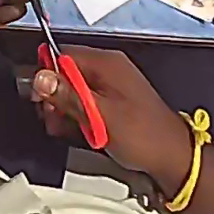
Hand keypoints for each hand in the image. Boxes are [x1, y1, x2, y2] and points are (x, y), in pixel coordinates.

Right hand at [28, 46, 192, 191]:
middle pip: (65, 72)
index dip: (47, 76)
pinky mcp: (114, 98)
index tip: (43, 99)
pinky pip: (86, 98)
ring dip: (65, 107)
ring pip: (74, 87)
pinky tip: (81, 129)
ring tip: (68, 128)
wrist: (173, 157)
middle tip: (54, 118)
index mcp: (106, 63)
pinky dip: (79, 113)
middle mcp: (109, 67)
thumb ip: (67, 95)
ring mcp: (112, 82)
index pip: (61, 55)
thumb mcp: (99, 116)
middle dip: (55, 96)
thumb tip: (41, 78)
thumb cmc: (142, 135)